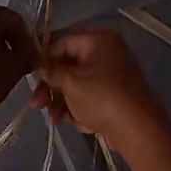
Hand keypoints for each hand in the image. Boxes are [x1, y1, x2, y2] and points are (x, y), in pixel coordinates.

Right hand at [33, 29, 170, 153]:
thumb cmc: (101, 97)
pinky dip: (81, 111)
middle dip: (52, 89)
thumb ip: (50, 71)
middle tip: (37, 105)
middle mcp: (108, 55)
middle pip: (69, 68)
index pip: (63, 43)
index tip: (33, 77)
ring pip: (78, 88)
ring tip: (56, 120)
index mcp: (100, 41)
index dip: (45, 60)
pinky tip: (81, 124)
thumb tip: (37, 64)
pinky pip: (90, 101)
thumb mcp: (70, 81)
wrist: (137, 129)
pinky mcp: (115, 100)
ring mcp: (113, 79)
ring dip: (63, 104)